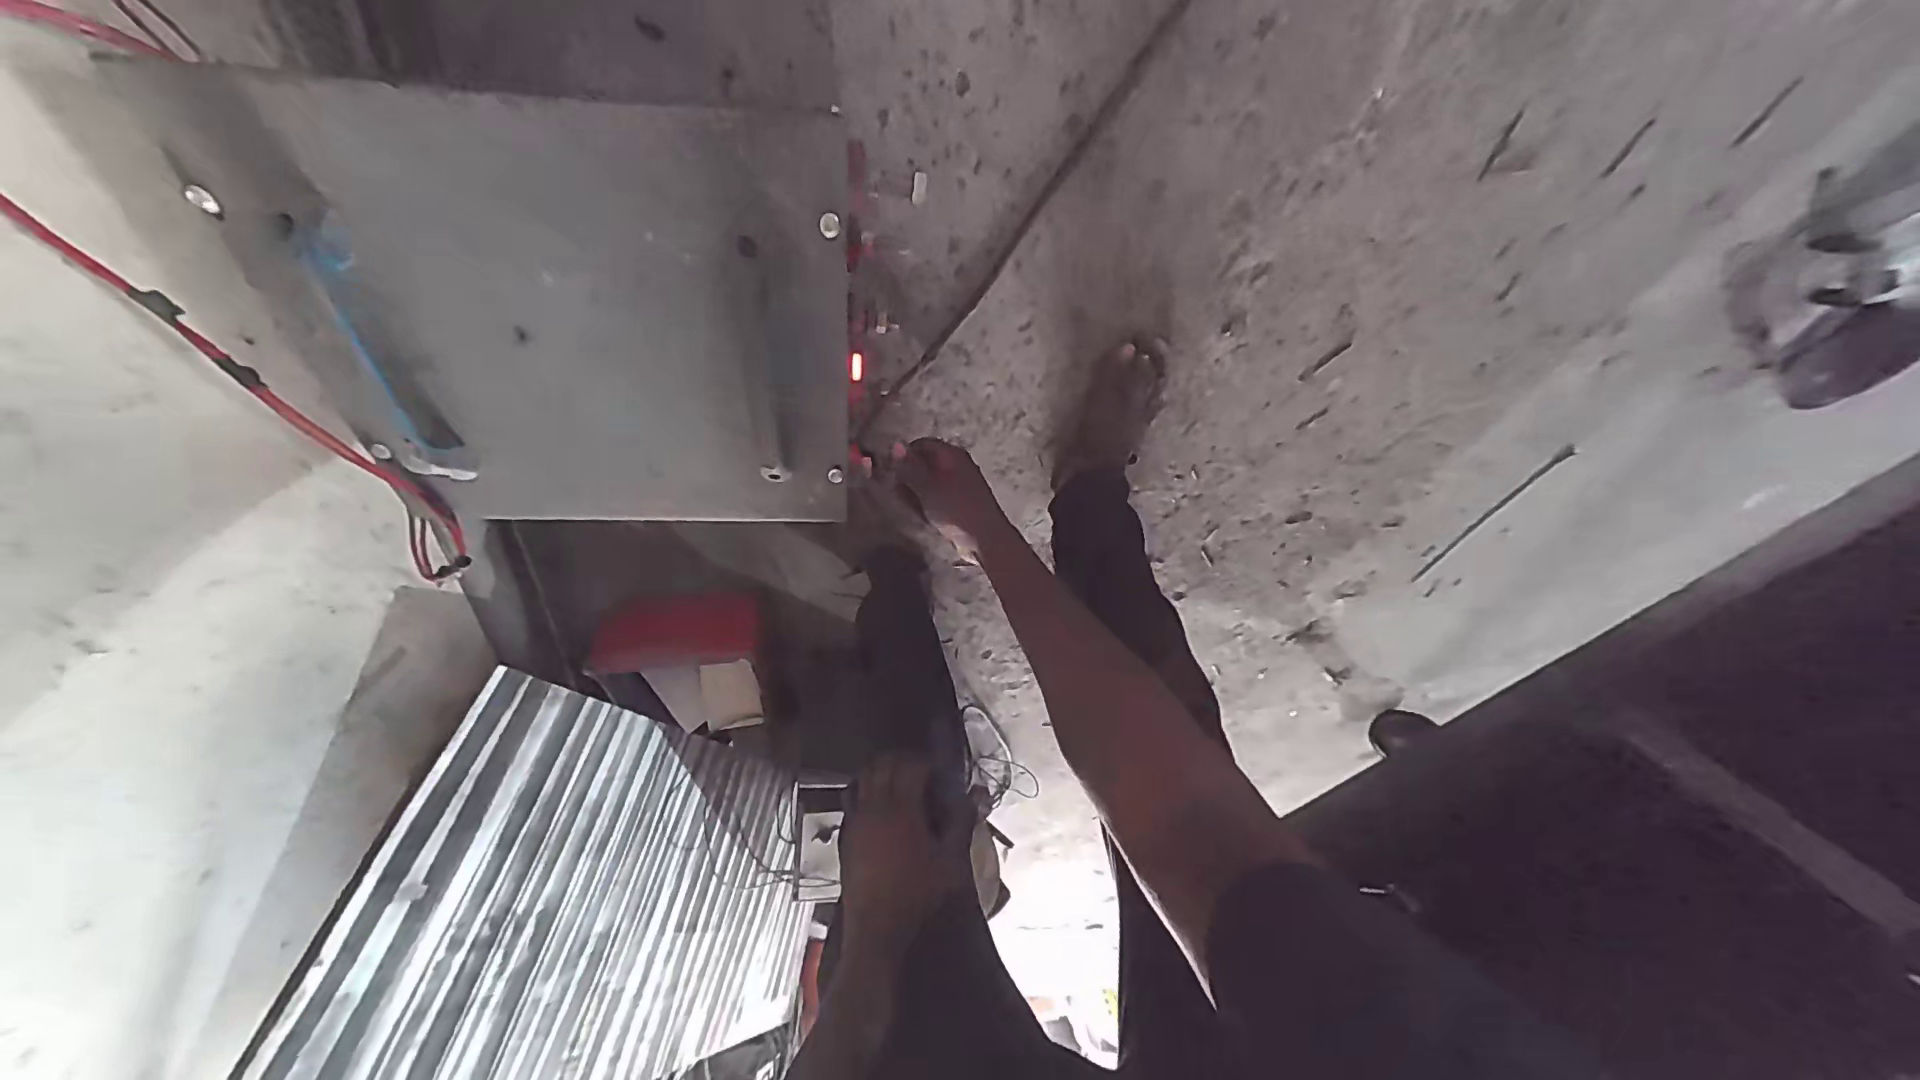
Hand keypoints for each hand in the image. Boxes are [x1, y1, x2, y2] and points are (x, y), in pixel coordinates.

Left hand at [839, 754, 982, 960]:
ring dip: (882, 774)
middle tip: (923, 771)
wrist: (880, 939)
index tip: (940, 769)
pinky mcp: (847, 841)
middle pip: (881, 765)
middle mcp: (873, 810)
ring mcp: (855, 825)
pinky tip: (884, 812)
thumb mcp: (952, 862)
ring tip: (902, 785)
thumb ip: (961, 822)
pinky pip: (853, 802)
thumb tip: (974, 795)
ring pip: (863, 780)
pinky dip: (867, 794)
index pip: (909, 766)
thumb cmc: (921, 900)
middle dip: (902, 761)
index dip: (926, 761)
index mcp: (900, 810)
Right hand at [890, 438, 1010, 554]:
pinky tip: (922, 515)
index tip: (890, 471)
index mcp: (952, 455)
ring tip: (910, 506)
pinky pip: (937, 497)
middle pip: (924, 463)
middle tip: (896, 492)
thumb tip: (894, 445)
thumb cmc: (955, 509)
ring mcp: (959, 485)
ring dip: (915, 492)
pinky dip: (927, 504)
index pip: (921, 444)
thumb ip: (909, 466)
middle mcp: (957, 465)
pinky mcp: (960, 503)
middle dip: (908, 477)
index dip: (903, 455)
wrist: (985, 539)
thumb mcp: (927, 486)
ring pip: (929, 482)